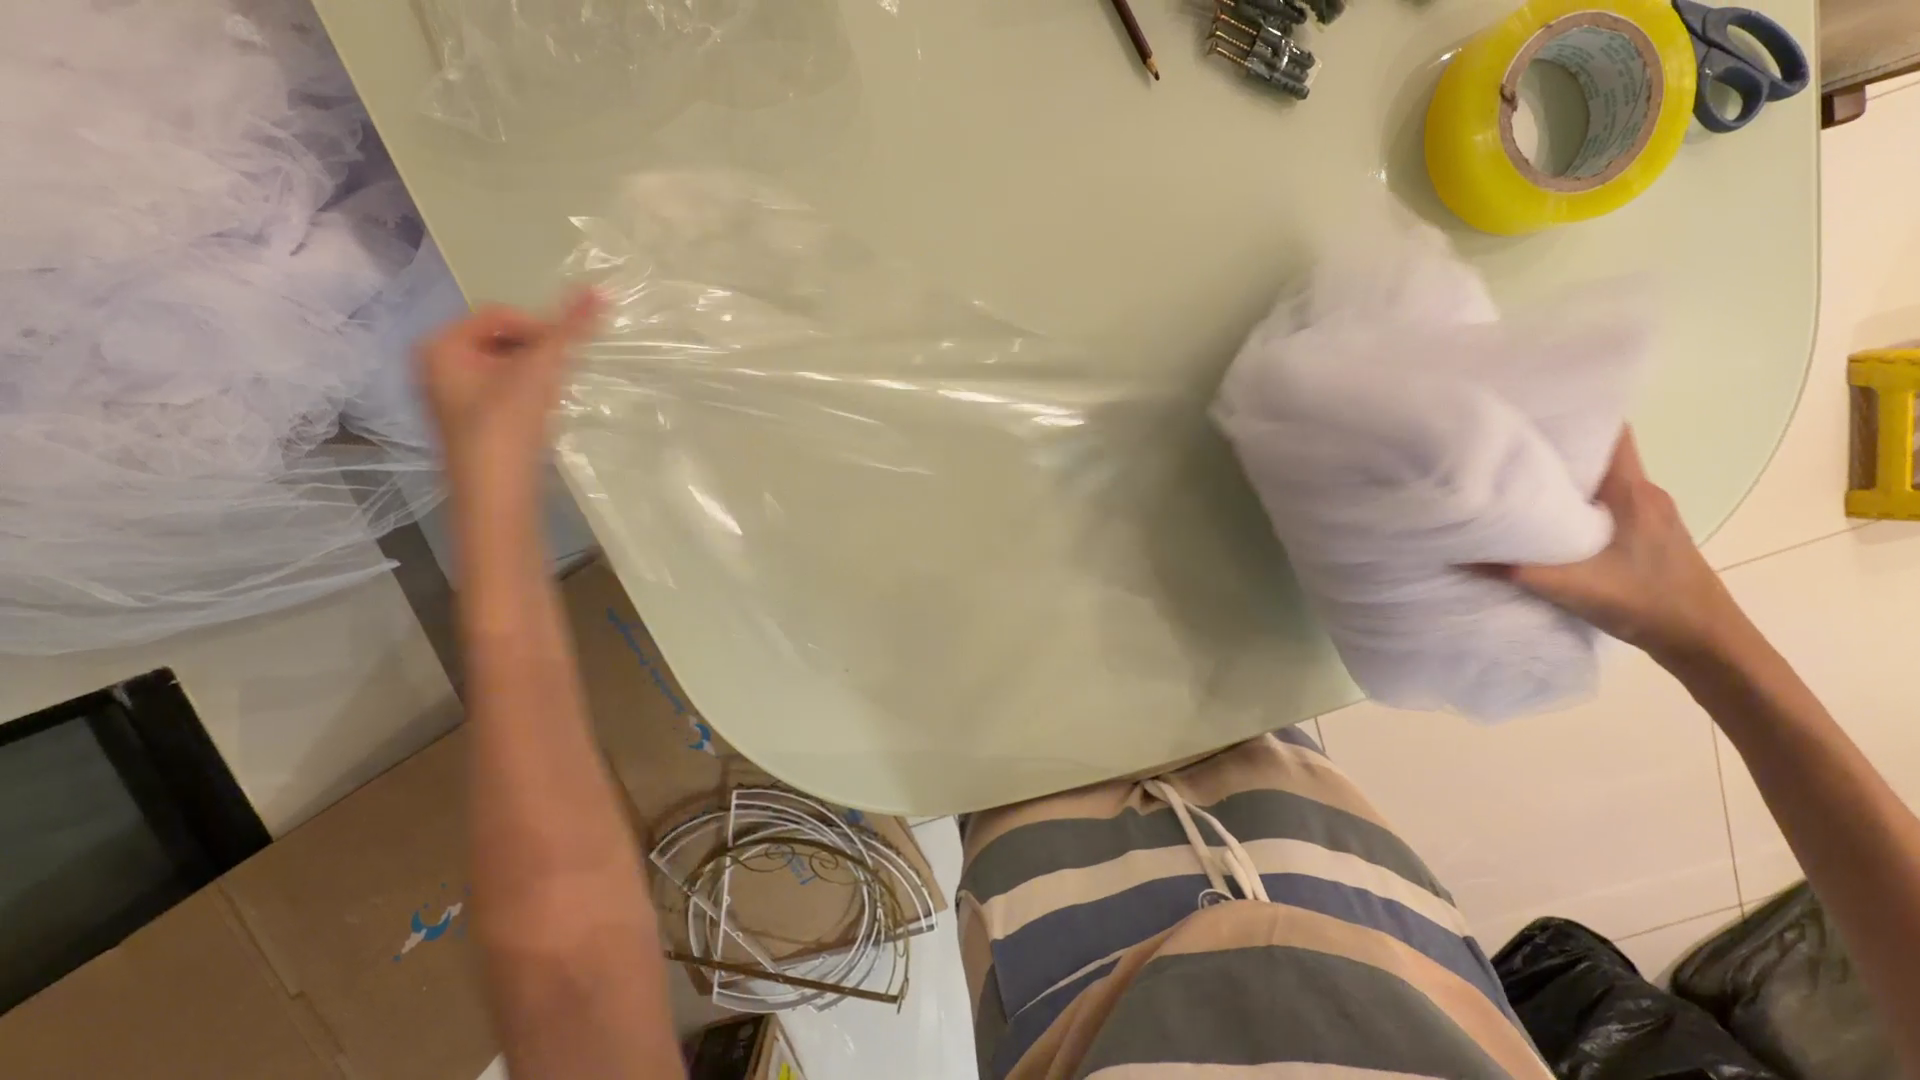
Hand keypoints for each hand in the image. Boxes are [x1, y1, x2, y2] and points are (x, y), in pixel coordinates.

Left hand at [417, 288, 601, 488]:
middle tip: (556, 375)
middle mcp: (435, 365)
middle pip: (500, 339)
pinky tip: (539, 414)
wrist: (495, 490)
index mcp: (440, 344)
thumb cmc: (507, 422)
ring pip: (503, 366)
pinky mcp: (467, 422)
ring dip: (533, 374)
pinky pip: (500, 391)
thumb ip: (571, 328)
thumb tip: (601, 289)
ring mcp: (448, 396)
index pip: (498, 315)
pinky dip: (524, 395)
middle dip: (534, 352)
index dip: (537, 328)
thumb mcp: (542, 367)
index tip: (560, 354)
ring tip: (550, 395)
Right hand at [1490, 430, 1753, 664]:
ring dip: (1563, 479)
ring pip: (1600, 480)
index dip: (1572, 413)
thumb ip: (1513, 569)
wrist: (1706, 641)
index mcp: (1631, 489)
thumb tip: (1456, 554)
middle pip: (1597, 452)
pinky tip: (1544, 521)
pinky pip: (1605, 503)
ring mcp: (1648, 514)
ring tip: (1513, 483)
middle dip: (1553, 446)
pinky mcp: (1646, 534)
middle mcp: (1642, 492)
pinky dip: (1574, 503)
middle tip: (1502, 448)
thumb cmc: (1647, 601)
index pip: (1608, 429)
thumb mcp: (1571, 587)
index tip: (1527, 411)